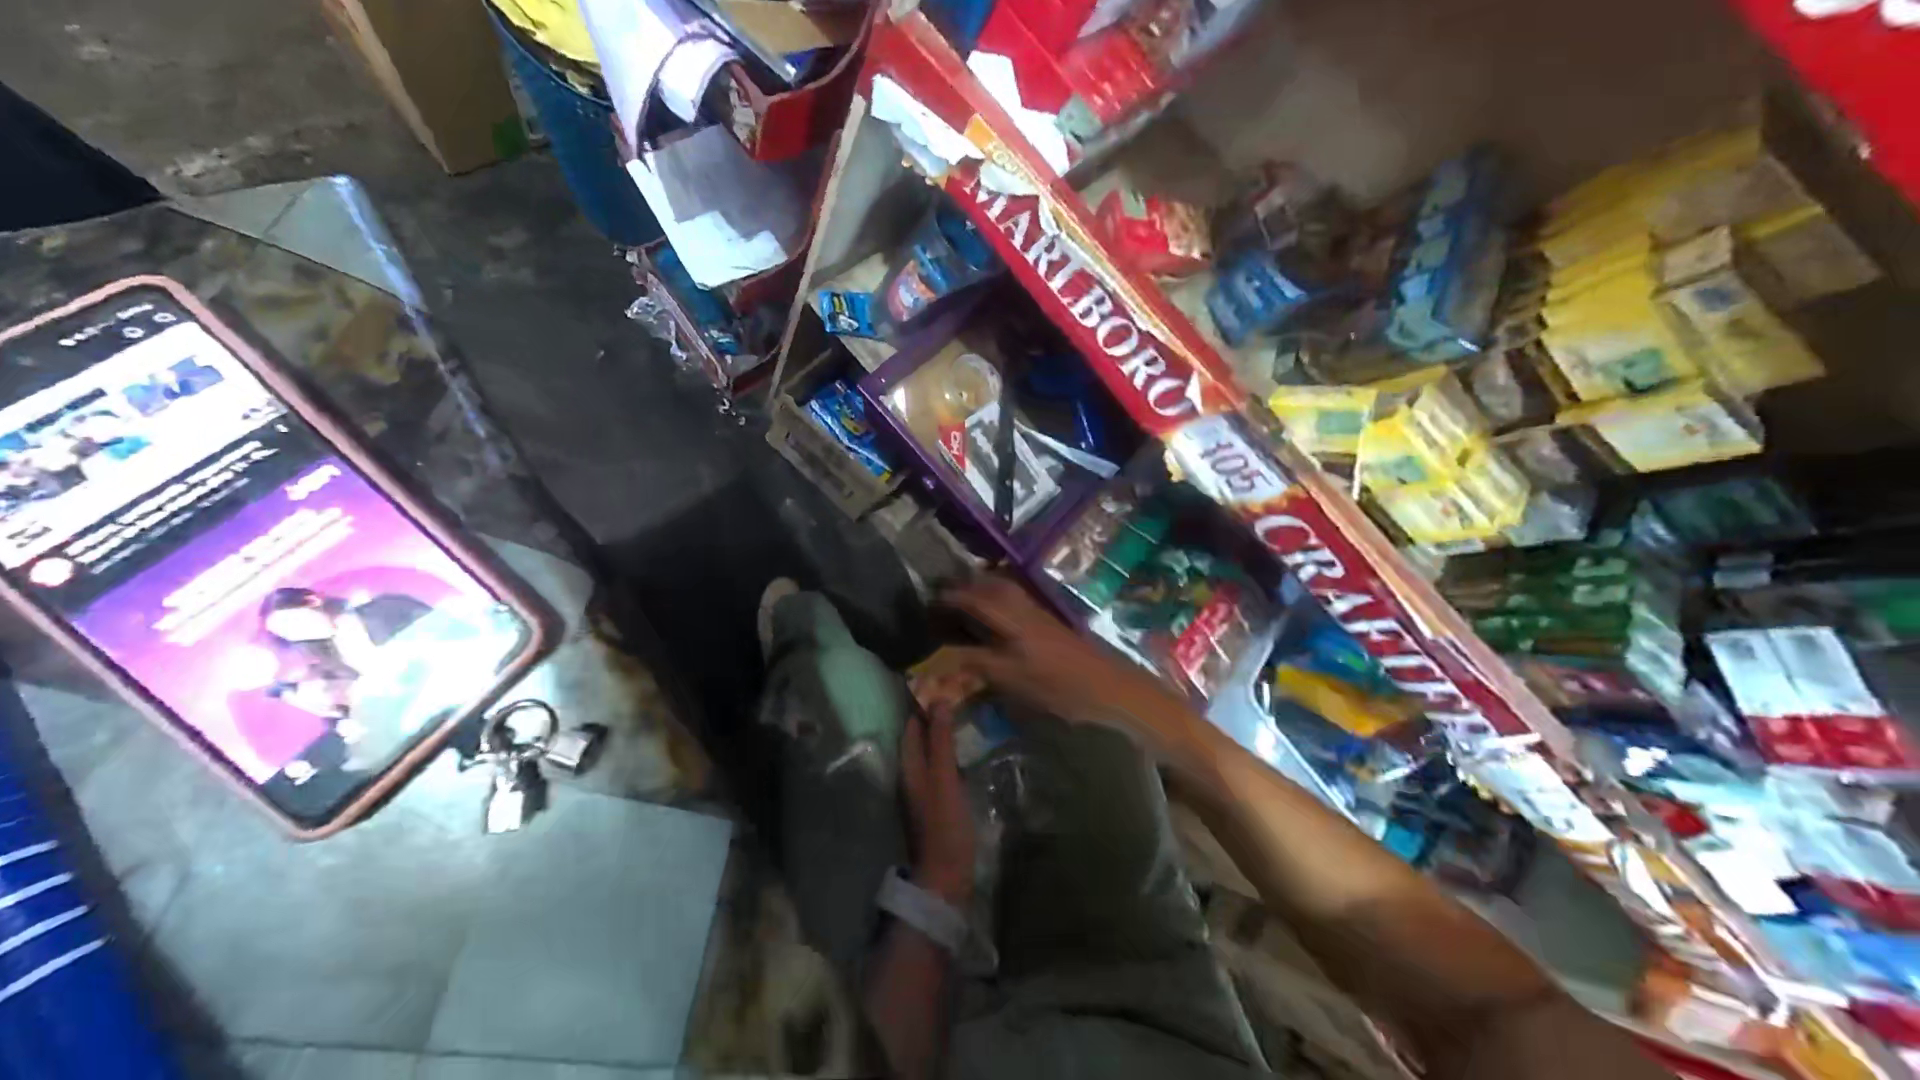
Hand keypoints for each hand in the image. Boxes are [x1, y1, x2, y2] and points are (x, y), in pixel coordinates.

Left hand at [899, 699, 975, 905]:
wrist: (946, 875)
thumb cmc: (944, 824)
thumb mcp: (944, 779)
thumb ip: (941, 741)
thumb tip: (939, 701)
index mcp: (908, 766)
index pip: (911, 725)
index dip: (924, 703)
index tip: (945, 682)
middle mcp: (911, 774)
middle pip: (920, 737)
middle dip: (936, 716)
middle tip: (962, 694)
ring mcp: (923, 790)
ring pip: (931, 752)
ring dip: (944, 734)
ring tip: (968, 715)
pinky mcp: (937, 802)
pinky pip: (941, 767)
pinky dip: (952, 753)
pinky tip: (969, 749)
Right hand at [937, 574, 1217, 774]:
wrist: (1113, 690)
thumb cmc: (1063, 689)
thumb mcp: (1014, 681)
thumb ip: (978, 664)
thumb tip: (944, 657)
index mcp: (1014, 621)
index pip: (974, 602)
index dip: (950, 599)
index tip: (928, 601)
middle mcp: (1026, 610)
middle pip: (991, 587)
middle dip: (965, 586)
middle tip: (943, 595)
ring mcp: (1042, 615)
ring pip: (1006, 590)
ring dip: (983, 589)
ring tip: (965, 599)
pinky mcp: (1052, 624)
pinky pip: (1017, 600)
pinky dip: (999, 598)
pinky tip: (996, 614)